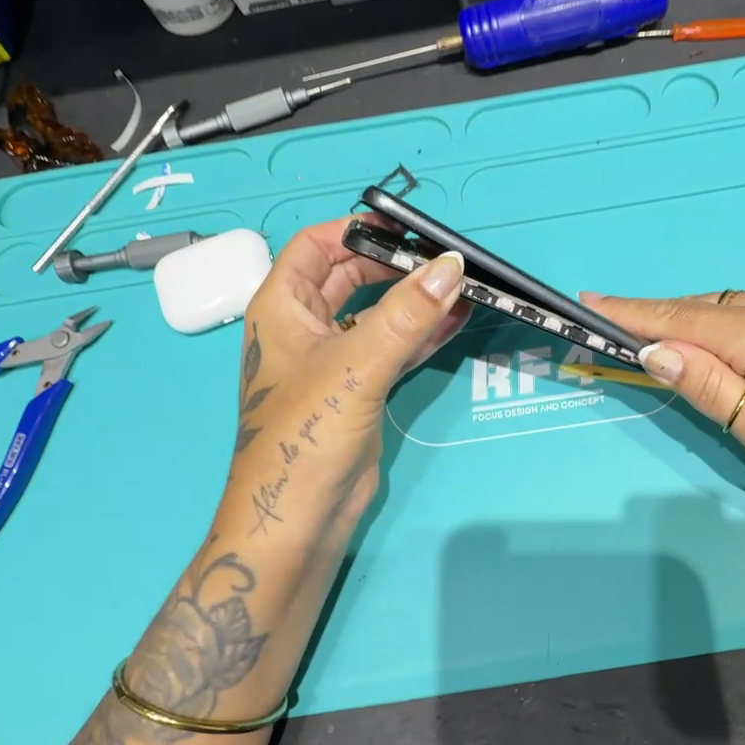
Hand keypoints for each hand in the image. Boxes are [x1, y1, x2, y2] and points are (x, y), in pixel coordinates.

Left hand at [217, 217, 469, 547]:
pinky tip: (456, 321)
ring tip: (462, 287)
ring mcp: (332, 359)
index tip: (408, 227)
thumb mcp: (356, 365)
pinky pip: (392, 347)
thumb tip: (452, 266)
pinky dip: (421, 333)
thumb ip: (406, 314)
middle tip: (445, 261)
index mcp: (282, 306)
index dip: (358, 229)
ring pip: (376, 313)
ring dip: (414, 299)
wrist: (298, 517)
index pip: (316, 245)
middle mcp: (303, 326)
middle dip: (396, 266)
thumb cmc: (308, 431)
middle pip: (351, 276)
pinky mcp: (357, 389)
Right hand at [582, 283, 744, 515]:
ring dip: (690, 328)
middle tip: (613, 338)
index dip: (631, 314)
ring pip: (724, 309)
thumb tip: (654, 351)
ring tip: (659, 352)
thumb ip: (711, 388)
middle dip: (657, 324)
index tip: (588, 302)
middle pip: (699, 310)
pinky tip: (713, 350)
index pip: (680, 319)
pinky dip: (720, 327)